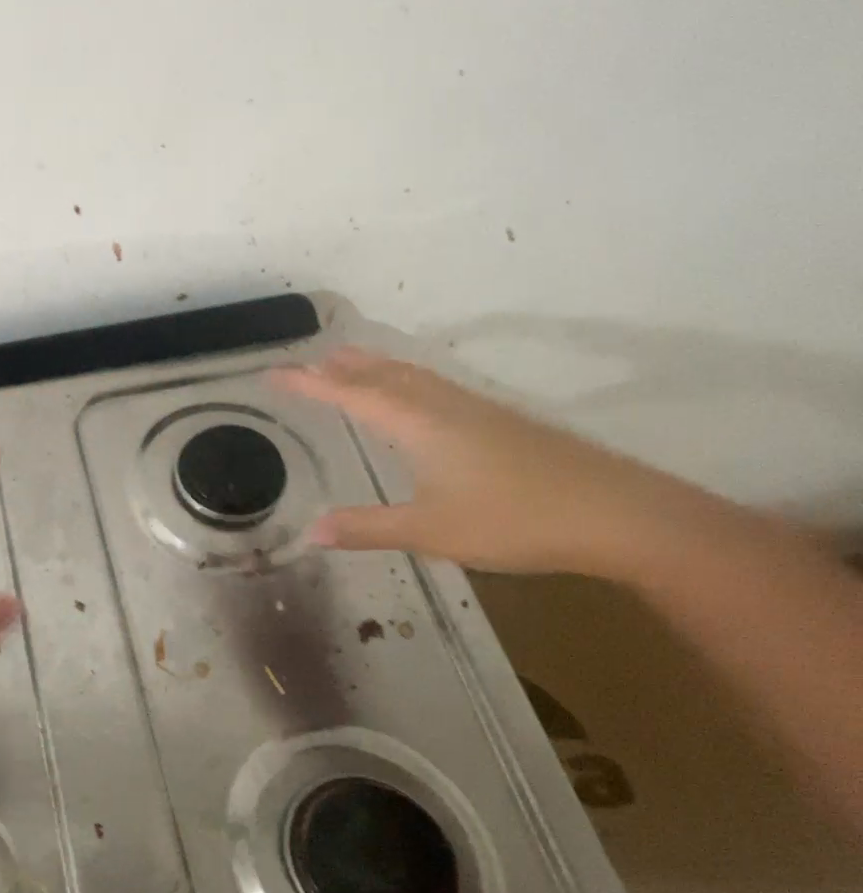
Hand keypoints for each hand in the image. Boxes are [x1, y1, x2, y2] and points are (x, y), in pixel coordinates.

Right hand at [270, 347, 721, 578]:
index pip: (351, 395)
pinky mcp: (503, 424)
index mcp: (418, 425)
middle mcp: (444, 408)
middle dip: (344, 367)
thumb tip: (311, 532)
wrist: (619, 515)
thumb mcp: (430, 531)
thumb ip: (368, 528)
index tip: (273, 373)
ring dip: (377, 368)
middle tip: (311, 360)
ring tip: (353, 364)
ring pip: (415, 377)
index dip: (309, 385)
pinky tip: (417, 399)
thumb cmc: (514, 520)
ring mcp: (479, 412)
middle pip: (385, 375)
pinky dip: (408, 381)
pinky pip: (438, 388)